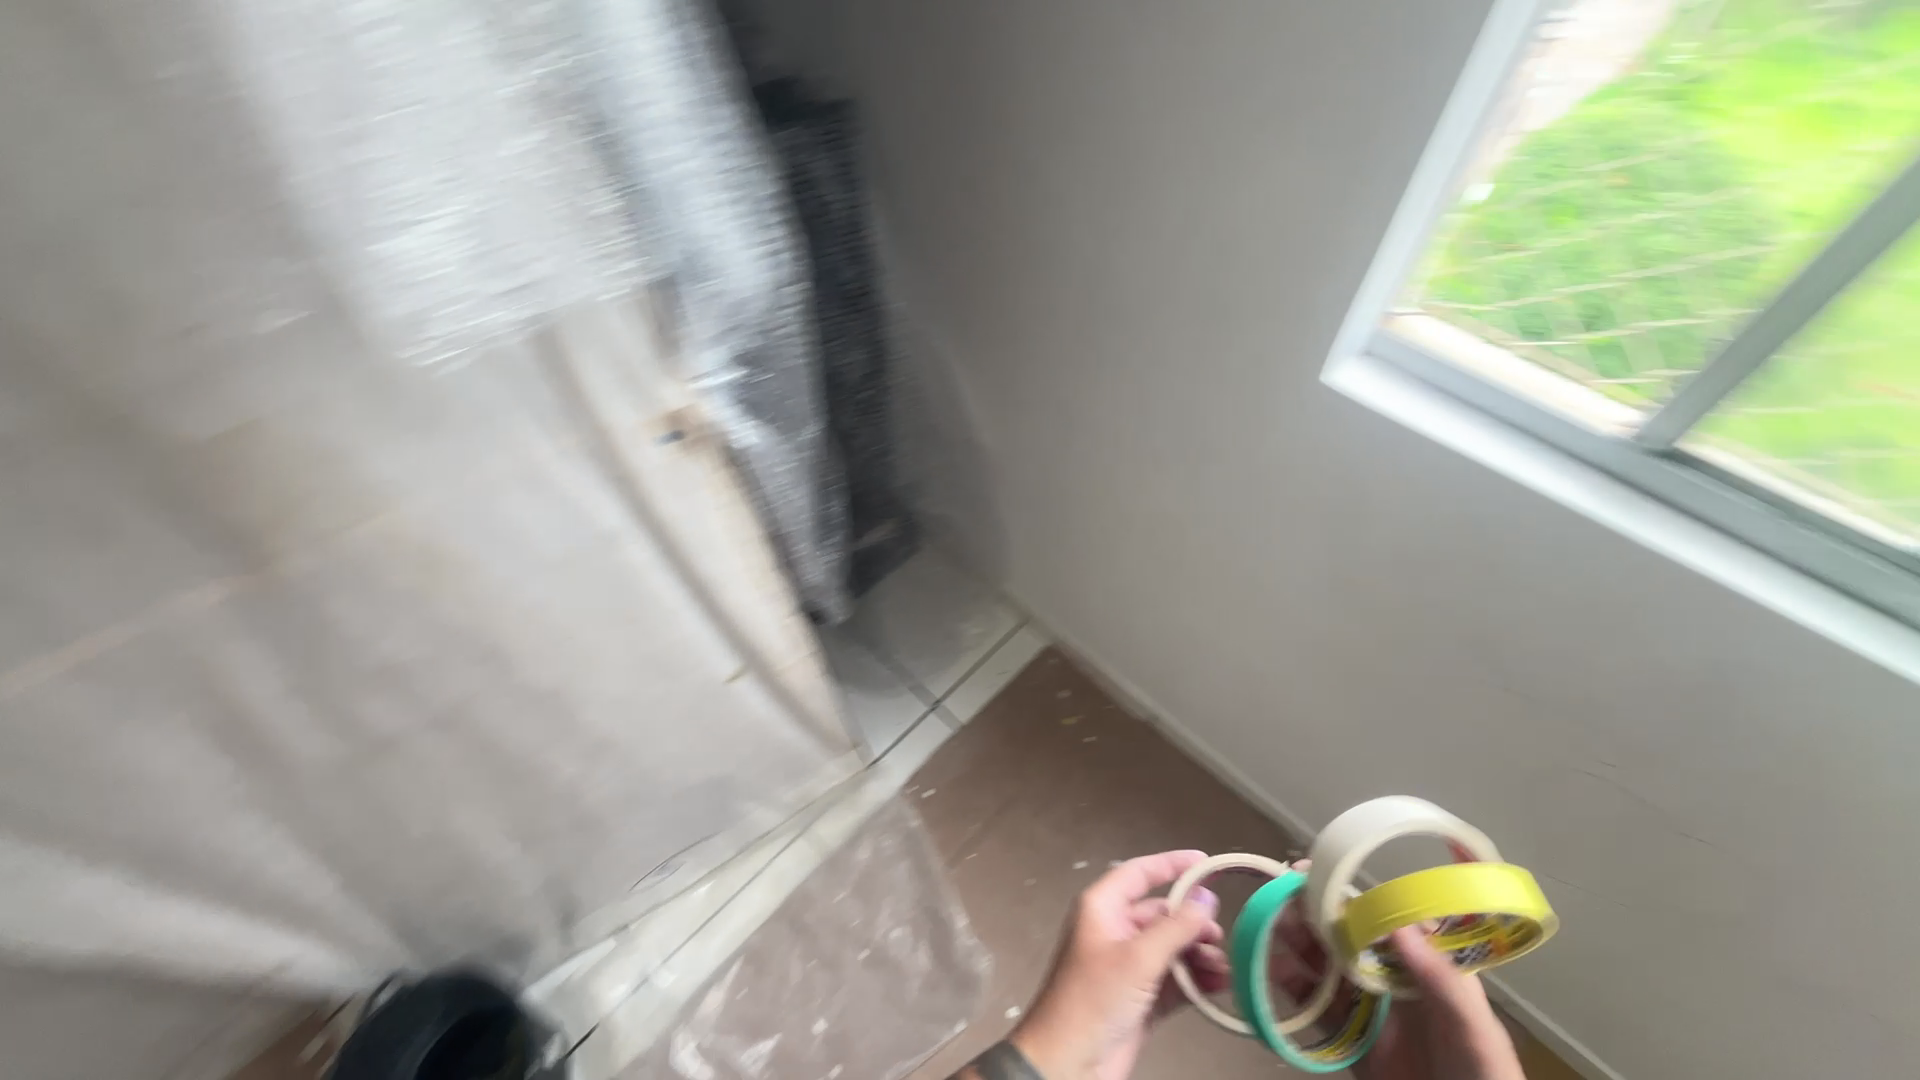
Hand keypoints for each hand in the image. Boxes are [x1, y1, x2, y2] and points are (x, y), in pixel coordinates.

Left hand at [1007, 850, 1227, 1079]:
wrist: (1069, 1064)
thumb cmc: (1095, 998)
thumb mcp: (1138, 958)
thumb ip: (1175, 927)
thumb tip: (1207, 896)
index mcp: (1102, 908)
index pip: (1139, 873)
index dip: (1171, 864)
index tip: (1207, 862)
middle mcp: (1115, 930)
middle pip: (1161, 913)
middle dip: (1192, 922)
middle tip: (1221, 937)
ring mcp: (1128, 966)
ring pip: (1171, 948)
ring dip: (1198, 955)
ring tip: (1224, 968)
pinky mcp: (1140, 998)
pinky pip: (1174, 980)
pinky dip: (1196, 981)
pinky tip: (1220, 985)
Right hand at [1267, 861, 1525, 1079]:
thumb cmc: (1485, 1079)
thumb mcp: (1478, 1034)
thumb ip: (1443, 982)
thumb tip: (1398, 926)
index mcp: (1428, 969)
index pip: (1387, 918)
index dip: (1352, 894)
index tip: (1318, 874)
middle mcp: (1394, 980)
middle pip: (1348, 936)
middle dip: (1314, 913)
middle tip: (1281, 896)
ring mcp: (1370, 1009)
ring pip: (1326, 964)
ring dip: (1298, 942)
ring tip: (1271, 925)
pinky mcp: (1350, 1040)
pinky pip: (1317, 1006)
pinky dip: (1293, 985)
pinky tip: (1273, 969)